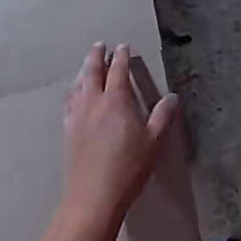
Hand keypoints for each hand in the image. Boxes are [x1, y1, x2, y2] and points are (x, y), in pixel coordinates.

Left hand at [60, 43, 178, 230]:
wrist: (94, 196)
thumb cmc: (128, 169)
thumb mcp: (153, 142)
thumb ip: (162, 117)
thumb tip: (172, 98)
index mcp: (116, 100)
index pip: (118, 70)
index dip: (121, 56)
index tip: (123, 47)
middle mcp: (94, 102)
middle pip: (93, 70)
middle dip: (97, 55)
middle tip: (99, 45)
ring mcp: (78, 115)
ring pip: (78, 83)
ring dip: (83, 70)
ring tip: (87, 65)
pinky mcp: (68, 130)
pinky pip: (69, 102)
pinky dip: (73, 91)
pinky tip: (74, 95)